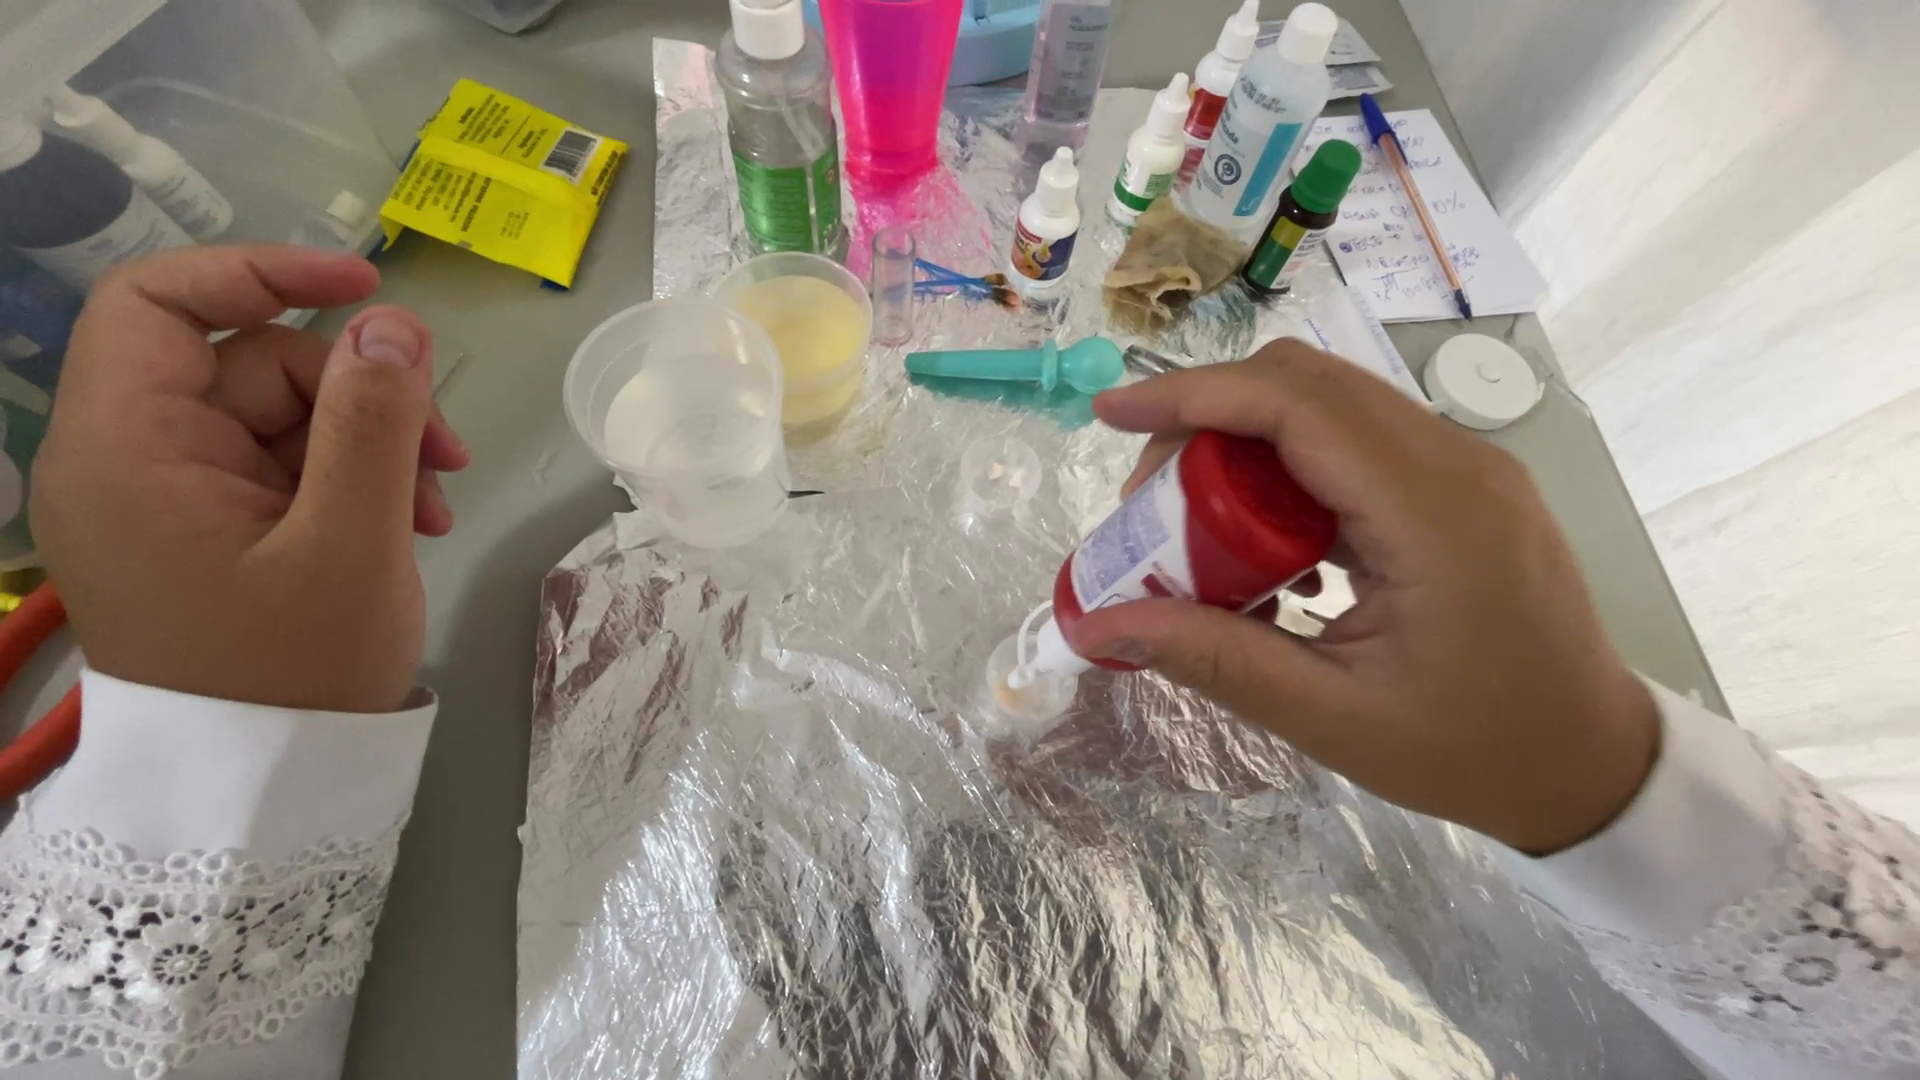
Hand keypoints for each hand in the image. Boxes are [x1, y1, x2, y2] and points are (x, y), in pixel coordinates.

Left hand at [30, 246, 470, 714]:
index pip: (160, 306)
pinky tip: (409, 522)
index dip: (262, 275)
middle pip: (255, 369)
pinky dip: (359, 481)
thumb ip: (375, 423)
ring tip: (436, 507)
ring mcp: (180, 498)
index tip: (370, 288)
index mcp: (130, 451)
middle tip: (448, 456)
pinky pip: (294, 468)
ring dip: (377, 446)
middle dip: (364, 396)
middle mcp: (137, 461)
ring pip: (291, 420)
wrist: (271, 778)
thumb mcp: (356, 538)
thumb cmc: (301, 664)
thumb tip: (395, 323)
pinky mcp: (220, 528)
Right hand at [1071, 342, 1659, 854]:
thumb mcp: (1329, 717)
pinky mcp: (1454, 484)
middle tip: (1146, 496)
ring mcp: (1462, 467)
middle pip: (1303, 385)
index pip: (1296, 407)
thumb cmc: (1471, 752)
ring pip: (1323, 404)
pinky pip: (1347, 441)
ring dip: (1239, 438)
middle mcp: (1455, 463)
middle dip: (1204, 417)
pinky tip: (1255, 535)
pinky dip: (1279, 464)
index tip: (1112, 414)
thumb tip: (1100, 624)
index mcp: (1434, 514)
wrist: (1597, 767)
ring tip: (1188, 517)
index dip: (1193, 395)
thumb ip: (1212, 659)